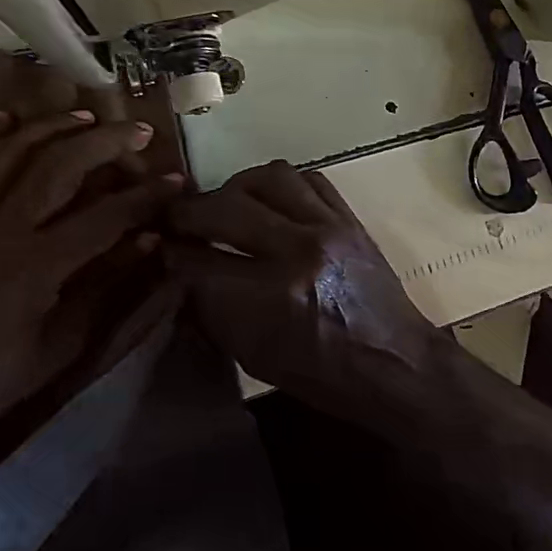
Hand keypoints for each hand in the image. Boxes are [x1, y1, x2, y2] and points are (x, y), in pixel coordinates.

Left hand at [0, 111, 184, 432]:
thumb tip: (148, 241)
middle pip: (59, 167)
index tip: (176, 180)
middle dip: (105, 143)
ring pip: (13, 158)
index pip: (106, 216)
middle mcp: (3, 233)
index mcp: (37, 266)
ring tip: (85, 115)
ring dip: (52, 129)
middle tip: (139, 132)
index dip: (146, 196)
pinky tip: (6, 118)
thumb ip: (107, 286)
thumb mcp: (64, 342)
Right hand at [166, 161, 446, 418]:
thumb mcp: (253, 356)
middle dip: (189, 211)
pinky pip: (308, 177)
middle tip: (176, 218)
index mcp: (270, 300)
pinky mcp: (349, 216)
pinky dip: (281, 183)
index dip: (170, 253)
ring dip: (235, 186)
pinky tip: (269, 199)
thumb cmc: (321, 373)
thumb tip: (177, 270)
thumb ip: (211, 309)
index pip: (199, 262)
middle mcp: (298, 251)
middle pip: (226, 207)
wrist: (394, 360)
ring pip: (268, 177)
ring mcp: (328, 226)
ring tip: (225, 203)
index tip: (157, 247)